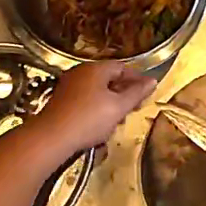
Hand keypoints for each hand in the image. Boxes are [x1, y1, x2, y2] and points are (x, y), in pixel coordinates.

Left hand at [24, 62, 157, 155]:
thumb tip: (152, 81)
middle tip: (135, 106)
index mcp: (95, 69)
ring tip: (120, 118)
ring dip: (111, 102)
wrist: (52, 138)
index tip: (148, 91)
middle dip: (124, 92)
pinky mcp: (62, 101)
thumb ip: (137, 93)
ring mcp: (69, 86)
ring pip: (97, 90)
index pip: (122, 67)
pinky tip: (101, 124)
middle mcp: (81, 72)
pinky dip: (97, 108)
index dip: (137, 79)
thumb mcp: (118, 107)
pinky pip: (85, 99)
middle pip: (108, 78)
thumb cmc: (89, 119)